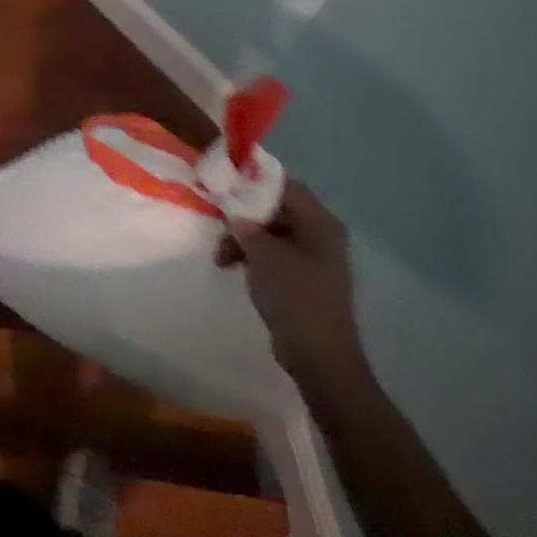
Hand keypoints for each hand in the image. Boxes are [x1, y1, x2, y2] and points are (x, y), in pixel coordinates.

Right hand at [218, 178, 366, 383]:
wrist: (319, 355)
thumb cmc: (296, 298)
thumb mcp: (266, 258)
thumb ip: (248, 228)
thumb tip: (235, 213)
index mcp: (320, 222)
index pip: (285, 186)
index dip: (254, 181)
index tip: (223, 183)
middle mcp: (320, 233)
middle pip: (277, 208)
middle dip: (244, 214)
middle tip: (217, 222)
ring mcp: (312, 257)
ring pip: (271, 232)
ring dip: (244, 238)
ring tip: (221, 256)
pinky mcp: (302, 278)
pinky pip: (273, 254)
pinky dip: (252, 255)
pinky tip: (232, 266)